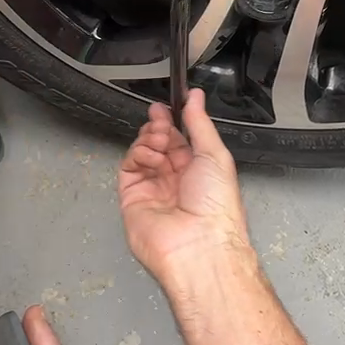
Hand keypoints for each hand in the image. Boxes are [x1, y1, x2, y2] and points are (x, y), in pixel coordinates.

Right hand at [117, 90, 252, 281]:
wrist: (198, 245)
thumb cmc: (216, 208)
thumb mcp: (214, 155)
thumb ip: (200, 123)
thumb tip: (195, 98)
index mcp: (199, 172)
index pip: (181, 140)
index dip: (173, 121)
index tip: (167, 106)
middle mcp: (176, 181)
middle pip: (159, 144)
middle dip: (158, 127)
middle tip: (159, 118)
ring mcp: (153, 190)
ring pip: (142, 152)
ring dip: (148, 139)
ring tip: (158, 139)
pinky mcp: (133, 198)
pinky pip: (129, 167)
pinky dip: (137, 154)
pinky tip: (150, 154)